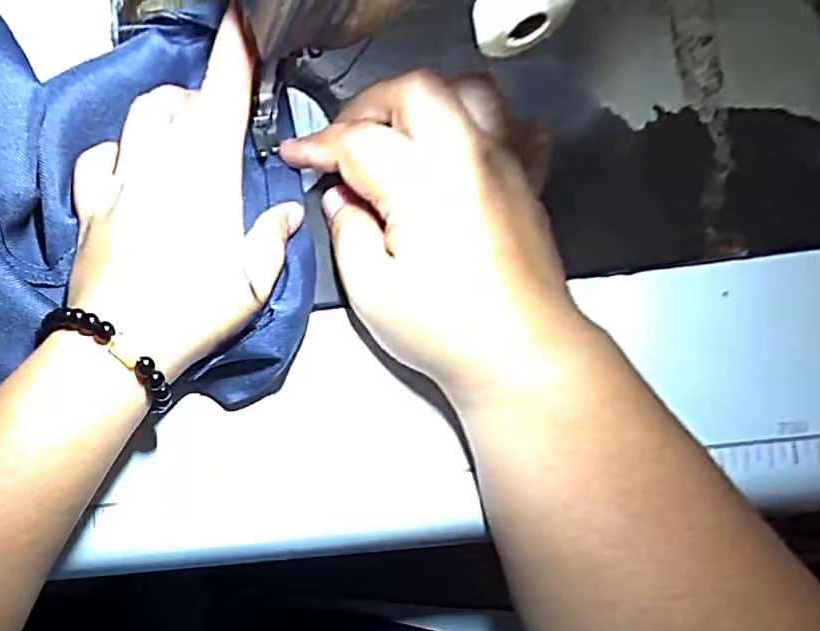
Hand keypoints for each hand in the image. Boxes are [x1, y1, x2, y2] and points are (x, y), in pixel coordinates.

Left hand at [65, 6, 304, 379]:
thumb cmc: (188, 317)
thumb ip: (271, 240)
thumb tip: (284, 217)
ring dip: (157, 118)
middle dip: (196, 98)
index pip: (225, 84)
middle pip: (176, 97)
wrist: (120, 345)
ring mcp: (120, 181)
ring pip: (136, 117)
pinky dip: (114, 152)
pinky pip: (96, 157)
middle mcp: (160, 162)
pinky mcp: (89, 207)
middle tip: (210, 124)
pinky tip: (123, 172)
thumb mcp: (252, 285)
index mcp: (208, 170)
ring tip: (170, 143)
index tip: (242, 24)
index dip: (237, 46)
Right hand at [279, 71, 591, 401]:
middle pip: (415, 91)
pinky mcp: (524, 181)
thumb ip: (348, 234)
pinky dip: (473, 122)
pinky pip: (506, 123)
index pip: (360, 141)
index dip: (319, 145)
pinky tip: (454, 150)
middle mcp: (469, 154)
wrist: (515, 350)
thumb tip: (340, 203)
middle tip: (338, 141)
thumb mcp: (371, 291)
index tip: (295, 154)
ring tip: (391, 136)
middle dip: (366, 108)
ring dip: (418, 104)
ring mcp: (504, 162)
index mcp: (424, 180)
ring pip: (464, 91)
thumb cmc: (445, 329)